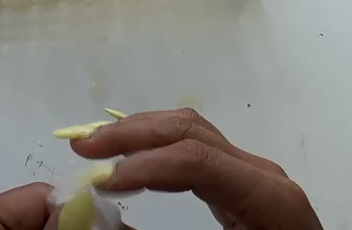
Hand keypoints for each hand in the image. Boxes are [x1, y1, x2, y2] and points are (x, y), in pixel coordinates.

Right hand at [69, 109, 320, 229]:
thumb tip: (112, 221)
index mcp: (269, 196)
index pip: (197, 159)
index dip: (146, 165)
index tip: (103, 181)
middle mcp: (261, 172)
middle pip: (190, 131)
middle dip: (132, 134)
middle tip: (82, 145)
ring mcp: (253, 173)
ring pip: (190, 131)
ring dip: (139, 134)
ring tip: (97, 145)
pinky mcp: (242, 184)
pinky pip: (195, 151)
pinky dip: (157, 149)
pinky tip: (132, 161)